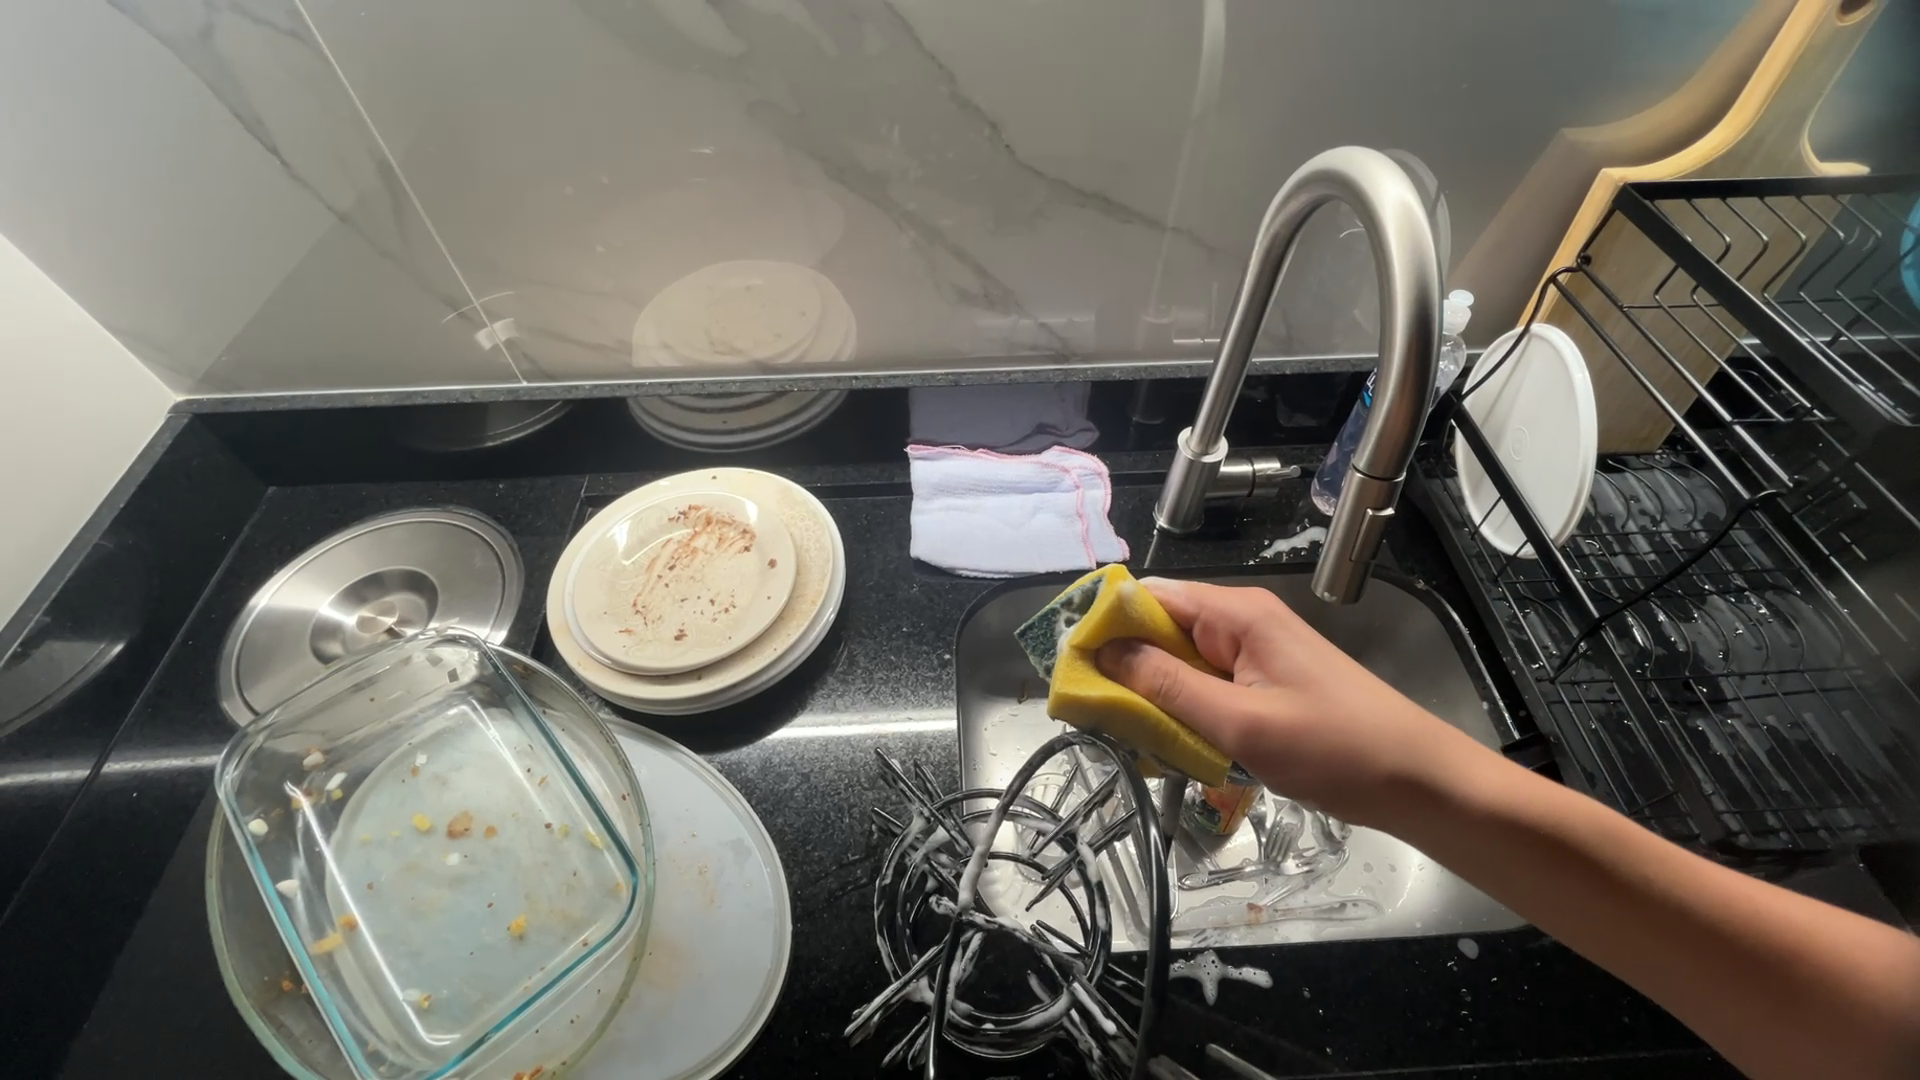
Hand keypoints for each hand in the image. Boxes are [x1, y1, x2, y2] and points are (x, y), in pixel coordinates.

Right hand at [1095, 577, 1483, 827]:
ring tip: (1125, 729)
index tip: (1071, 662)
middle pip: (1161, 628)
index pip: (1150, 598)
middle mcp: (1240, 623)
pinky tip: (1169, 739)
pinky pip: (1204, 684)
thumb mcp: (1240, 723)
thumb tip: (1104, 650)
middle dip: (1125, 664)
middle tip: (1094, 707)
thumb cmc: (1336, 749)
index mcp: (1236, 615)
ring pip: (1179, 660)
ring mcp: (1253, 653)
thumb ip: (1167, 686)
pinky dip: (1181, 707)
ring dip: (1152, 692)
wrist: (1420, 782)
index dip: (1106, 624)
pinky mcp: (1261, 681)